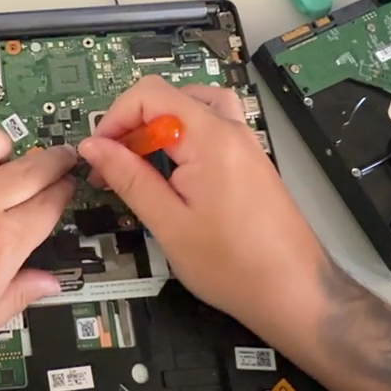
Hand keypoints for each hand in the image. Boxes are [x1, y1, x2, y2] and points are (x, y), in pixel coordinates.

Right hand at [77, 76, 331, 353]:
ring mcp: (244, 143)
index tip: (98, 153)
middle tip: (114, 166)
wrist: (297, 295)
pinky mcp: (249, 159)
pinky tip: (172, 172)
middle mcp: (230, 130)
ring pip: (191, 106)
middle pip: (169, 96)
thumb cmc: (233, 267)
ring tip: (141, 161)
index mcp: (210, 139)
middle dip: (132, 125)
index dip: (114, 118)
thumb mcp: (168, 224)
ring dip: (158, 126)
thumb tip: (92, 146)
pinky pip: (209, 127)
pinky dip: (181, 136)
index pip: (150, 95)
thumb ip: (128, 177)